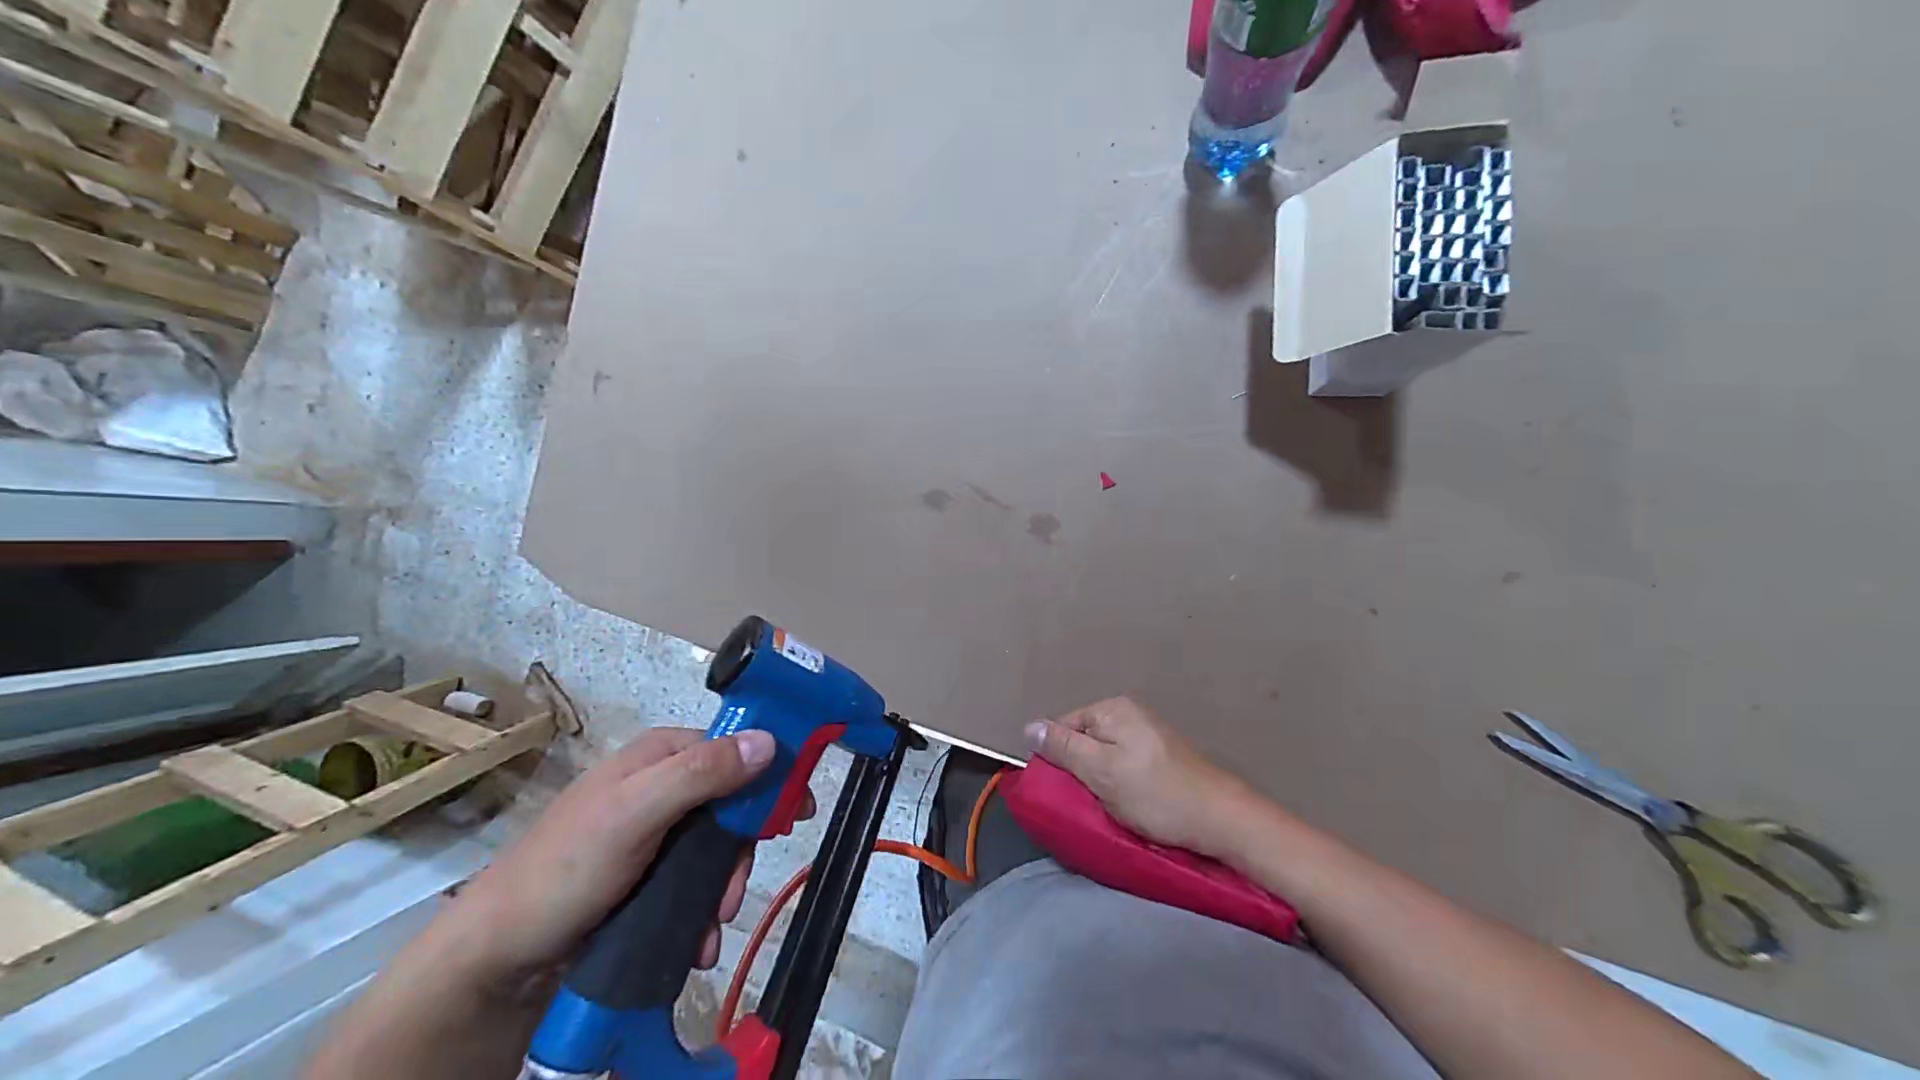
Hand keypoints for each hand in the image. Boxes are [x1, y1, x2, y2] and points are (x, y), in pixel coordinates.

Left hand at [444, 726, 809, 984]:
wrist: (500, 959)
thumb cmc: (568, 870)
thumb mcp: (636, 813)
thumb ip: (702, 773)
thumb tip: (769, 741)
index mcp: (661, 755)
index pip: (734, 747)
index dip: (770, 773)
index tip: (799, 809)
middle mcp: (661, 785)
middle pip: (732, 801)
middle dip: (742, 849)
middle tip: (738, 889)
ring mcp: (654, 832)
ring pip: (718, 847)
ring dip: (725, 887)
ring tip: (714, 924)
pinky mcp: (648, 875)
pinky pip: (696, 881)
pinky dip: (705, 909)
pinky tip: (699, 939)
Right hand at [1026, 697, 1259, 856]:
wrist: (1221, 820)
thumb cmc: (1156, 794)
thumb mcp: (1101, 771)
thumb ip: (1063, 748)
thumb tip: (1029, 726)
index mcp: (1112, 709)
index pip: (1062, 727)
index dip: (1058, 759)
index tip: (1066, 789)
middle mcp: (1129, 713)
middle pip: (1083, 741)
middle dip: (1080, 770)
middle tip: (1088, 799)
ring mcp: (1147, 734)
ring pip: (1102, 757)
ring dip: (1100, 781)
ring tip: (1109, 804)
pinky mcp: (1160, 756)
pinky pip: (1123, 766)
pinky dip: (1120, 784)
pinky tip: (1129, 803)